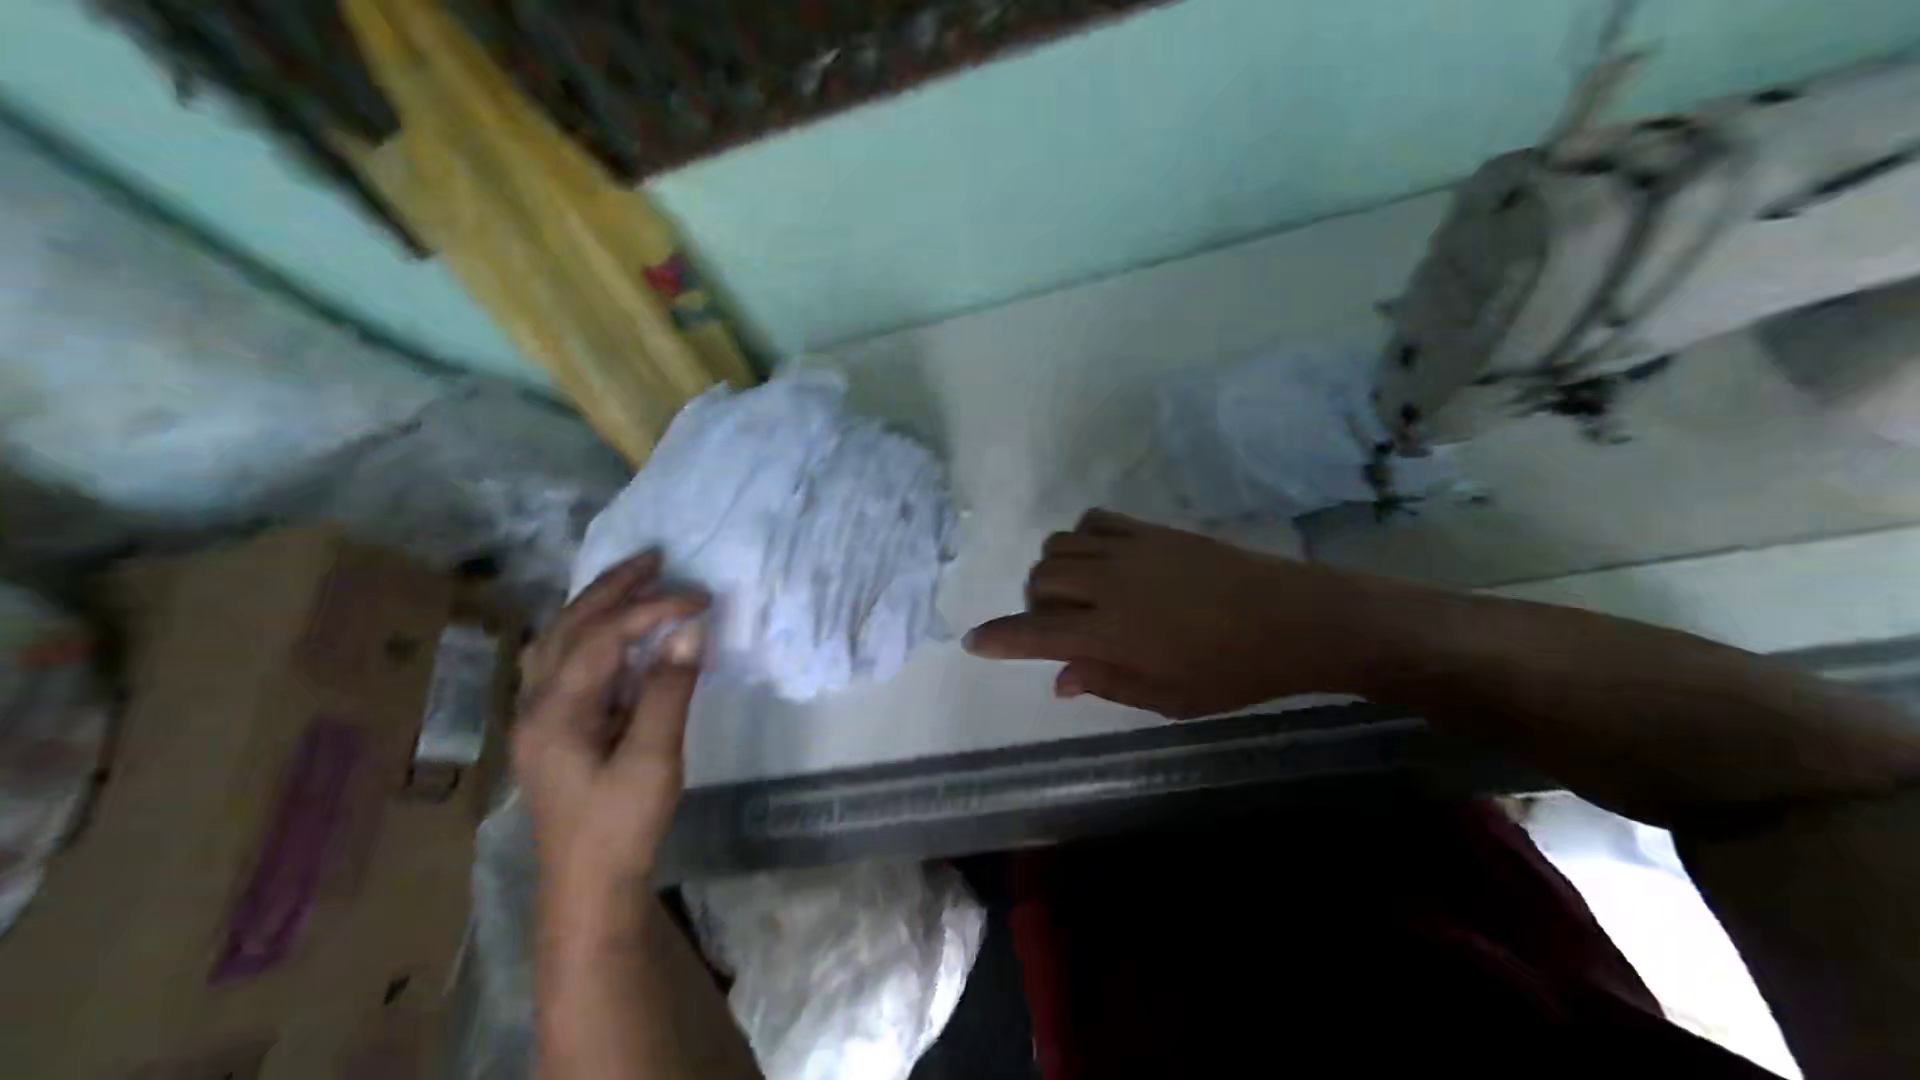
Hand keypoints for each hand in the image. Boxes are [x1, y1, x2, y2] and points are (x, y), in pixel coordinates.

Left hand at [512, 552, 707, 894]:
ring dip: (594, 605)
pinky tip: (611, 632)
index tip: (701, 600)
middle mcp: (536, 704)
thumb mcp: (654, 760)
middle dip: (613, 588)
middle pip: (569, 626)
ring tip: (632, 582)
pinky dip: (589, 632)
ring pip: (557, 641)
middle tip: (655, 559)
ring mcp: (539, 717)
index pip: (605, 637)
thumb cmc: (622, 827)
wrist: (589, 888)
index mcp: (555, 711)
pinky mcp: (553, 729)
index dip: (653, 609)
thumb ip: (669, 691)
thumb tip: (689, 630)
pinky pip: (563, 661)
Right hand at [963, 509, 1407, 717]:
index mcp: (1111, 633)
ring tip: (1077, 593)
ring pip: (1057, 548)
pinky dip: (1080, 539)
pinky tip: (1098, 559)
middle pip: (1040, 581)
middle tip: (1058, 626)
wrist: (1291, 617)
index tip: (975, 641)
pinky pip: (1091, 521)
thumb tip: (1060, 679)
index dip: (1000, 638)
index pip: (1035, 632)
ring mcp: (1128, 550)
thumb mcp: (1167, 697)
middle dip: (1033, 605)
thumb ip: (1106, 683)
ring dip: (1053, 571)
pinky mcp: (1149, 530)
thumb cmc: (1231, 671)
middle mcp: (1108, 585)